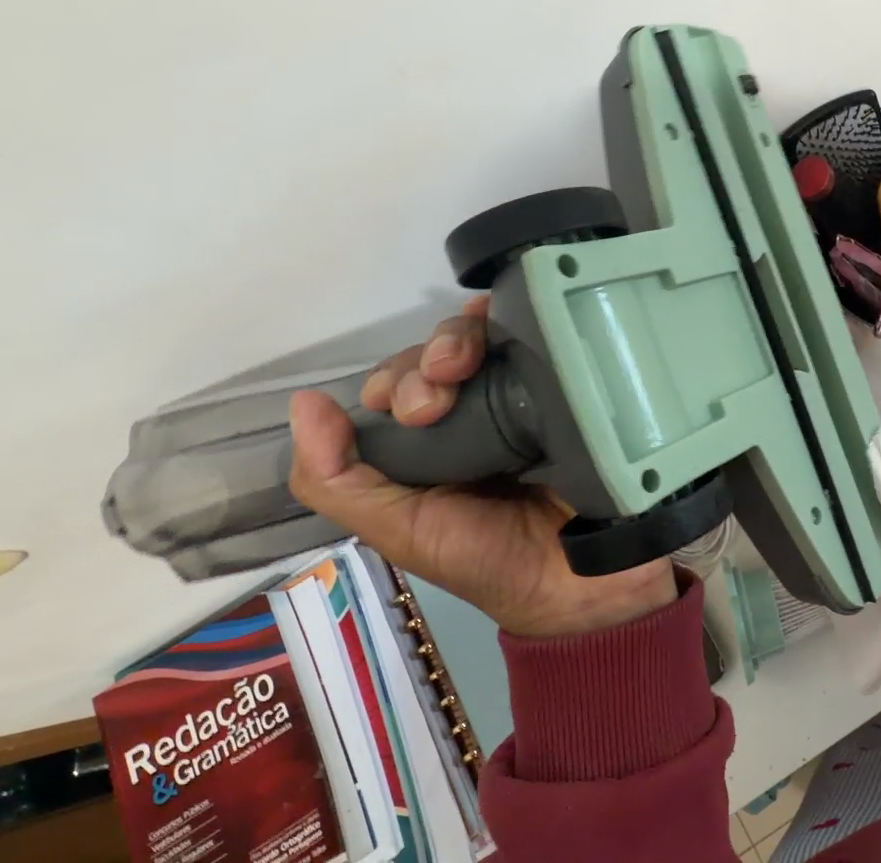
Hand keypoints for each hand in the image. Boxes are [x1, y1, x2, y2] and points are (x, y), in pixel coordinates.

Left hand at [287, 295, 675, 638]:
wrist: (575, 567)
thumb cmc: (486, 555)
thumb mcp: (396, 527)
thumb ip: (335, 481)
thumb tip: (305, 401)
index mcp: (432, 445)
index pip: (404, 386)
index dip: (394, 381)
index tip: (399, 405)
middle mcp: (477, 411)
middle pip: (440, 357)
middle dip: (422, 364)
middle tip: (434, 400)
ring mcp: (527, 393)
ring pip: (481, 341)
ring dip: (458, 339)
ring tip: (464, 366)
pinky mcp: (568, 383)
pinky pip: (535, 338)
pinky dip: (508, 315)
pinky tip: (499, 312)